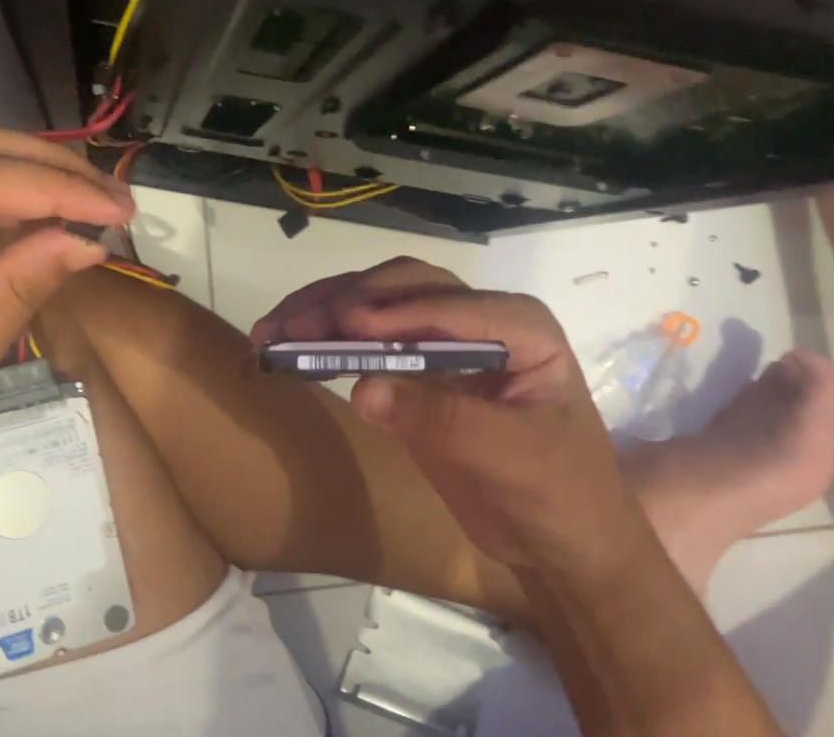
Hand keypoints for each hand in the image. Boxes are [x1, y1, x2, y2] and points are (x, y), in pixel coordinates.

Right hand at [252, 258, 639, 570]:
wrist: (563, 545)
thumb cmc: (560, 496)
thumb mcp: (512, 458)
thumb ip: (442, 419)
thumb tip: (363, 388)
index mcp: (517, 325)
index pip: (446, 304)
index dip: (393, 312)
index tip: (343, 326)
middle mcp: (477, 320)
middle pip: (401, 289)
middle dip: (344, 303)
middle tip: (292, 328)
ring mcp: (441, 342)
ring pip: (374, 306)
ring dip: (321, 314)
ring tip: (270, 332)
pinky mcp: (414, 372)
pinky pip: (364, 344)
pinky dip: (325, 343)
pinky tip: (287, 349)